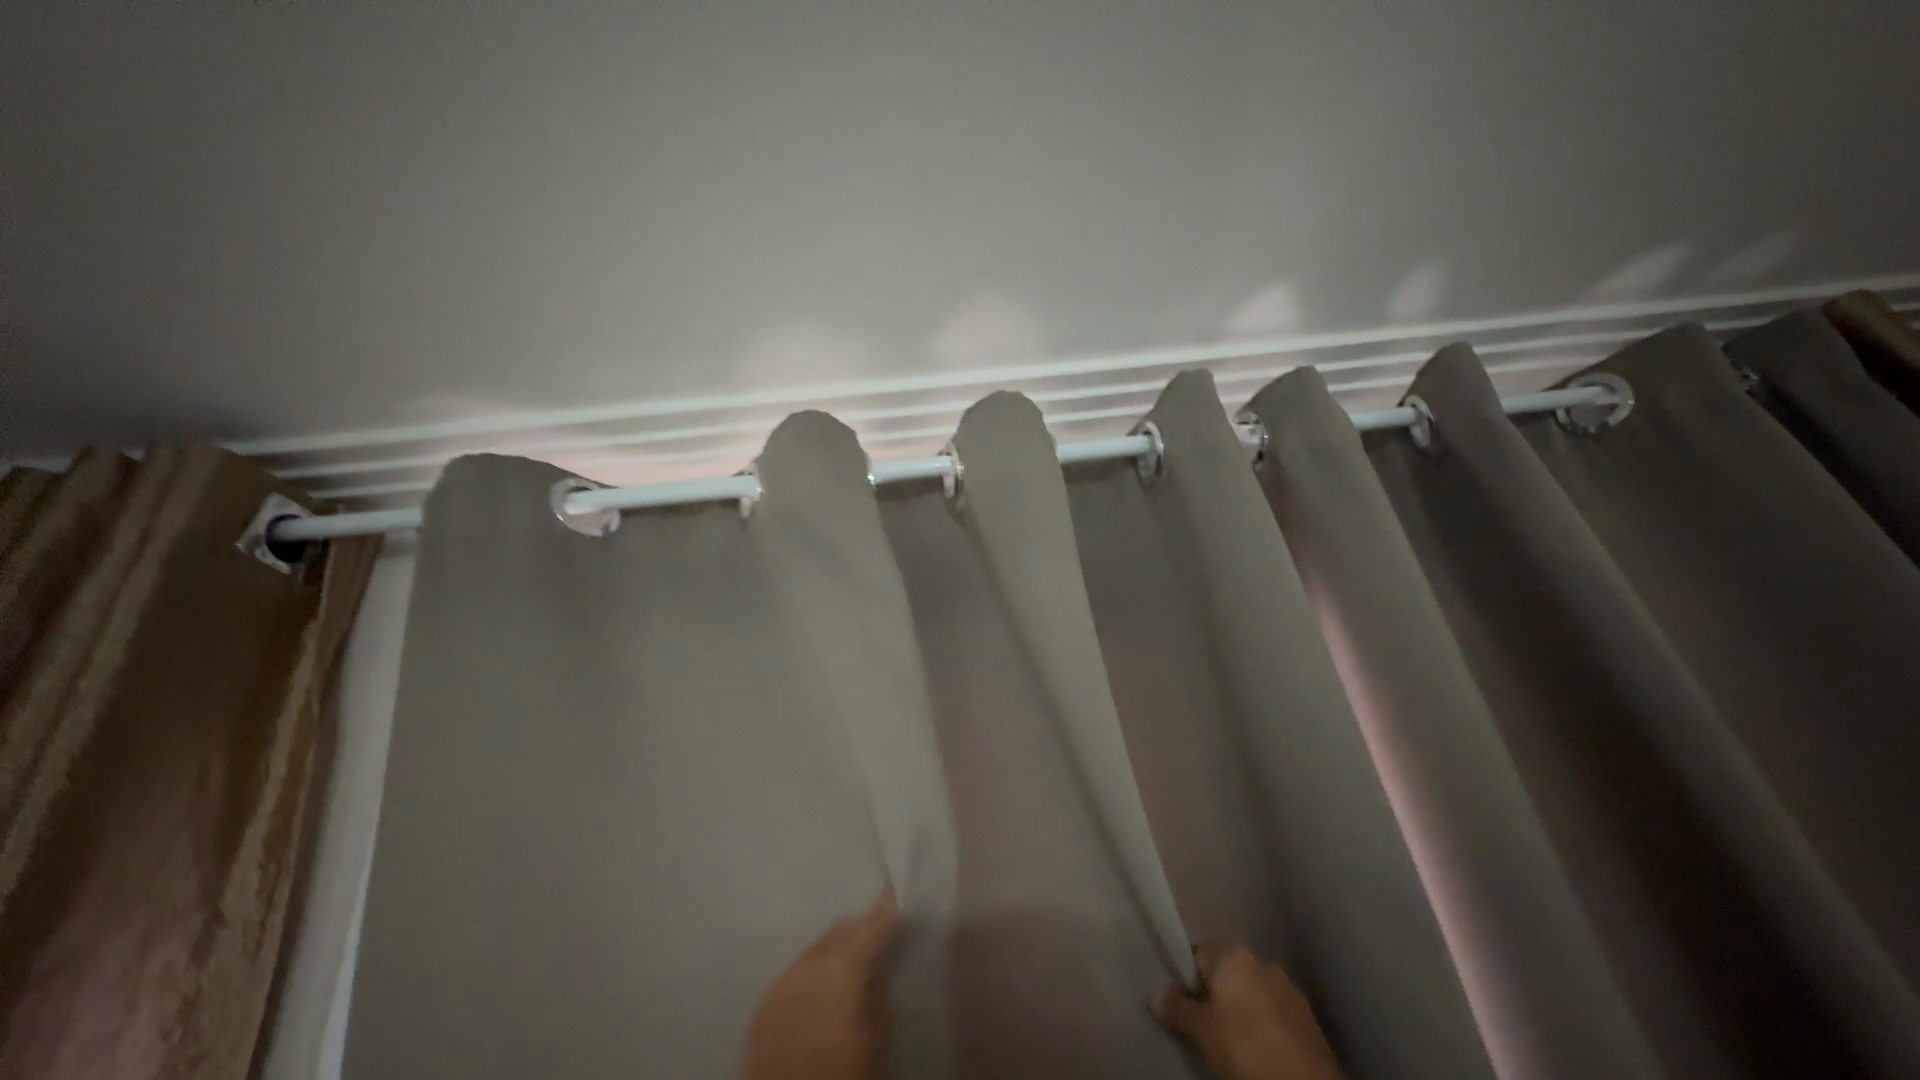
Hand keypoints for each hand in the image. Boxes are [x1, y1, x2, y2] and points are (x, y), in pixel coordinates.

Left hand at [743, 887, 899, 1079]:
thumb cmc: (847, 1072)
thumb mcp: (878, 1033)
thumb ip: (878, 990)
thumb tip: (880, 963)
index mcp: (842, 966)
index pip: (871, 924)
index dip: (886, 908)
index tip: (896, 892)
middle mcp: (808, 964)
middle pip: (839, 932)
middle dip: (859, 931)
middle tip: (879, 938)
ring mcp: (780, 982)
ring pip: (814, 952)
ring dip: (833, 952)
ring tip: (849, 966)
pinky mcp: (762, 1006)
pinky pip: (793, 975)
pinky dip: (810, 975)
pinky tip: (819, 990)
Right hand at [1151, 943, 1343, 1079]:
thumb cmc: (1245, 1047)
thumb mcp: (1202, 1031)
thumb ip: (1178, 1009)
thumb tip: (1156, 994)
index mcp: (1234, 956)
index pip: (1197, 953)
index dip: (1182, 977)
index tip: (1175, 1002)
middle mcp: (1262, 962)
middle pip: (1225, 973)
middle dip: (1211, 995)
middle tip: (1197, 1024)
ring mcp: (1288, 989)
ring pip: (1250, 993)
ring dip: (1237, 1010)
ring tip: (1226, 1040)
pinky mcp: (1306, 1017)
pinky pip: (1271, 1012)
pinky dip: (1260, 1024)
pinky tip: (1254, 1048)